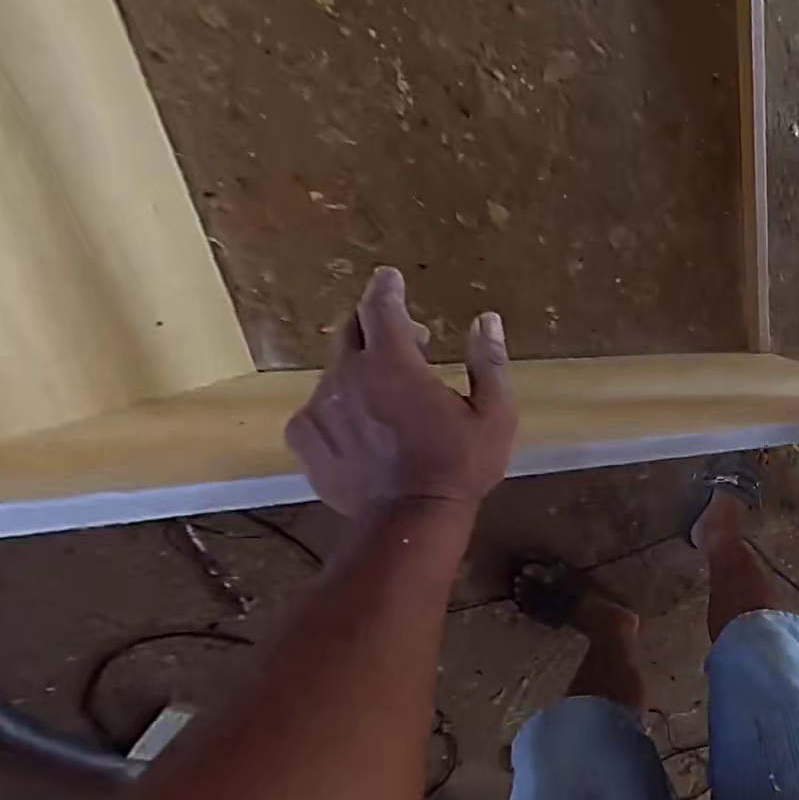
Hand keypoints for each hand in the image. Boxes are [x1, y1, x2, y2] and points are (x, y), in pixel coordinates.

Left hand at [284, 267, 517, 516]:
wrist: (409, 522)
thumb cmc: (459, 467)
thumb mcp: (493, 415)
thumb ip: (488, 362)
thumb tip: (487, 319)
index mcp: (394, 362)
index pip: (381, 305)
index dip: (386, 287)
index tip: (390, 278)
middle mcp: (348, 374)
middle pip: (351, 329)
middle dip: (377, 325)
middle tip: (407, 340)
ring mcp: (320, 406)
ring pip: (337, 370)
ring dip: (362, 370)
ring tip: (389, 397)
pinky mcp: (305, 438)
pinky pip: (319, 407)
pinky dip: (340, 406)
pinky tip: (362, 429)